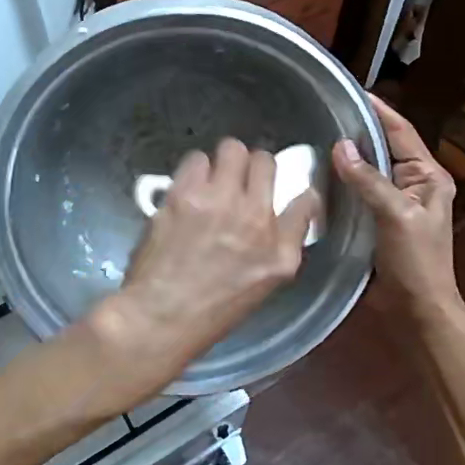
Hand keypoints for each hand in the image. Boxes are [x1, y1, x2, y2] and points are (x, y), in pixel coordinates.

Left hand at [92, 138, 320, 381]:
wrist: (161, 314)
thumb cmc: (213, 308)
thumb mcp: (268, 281)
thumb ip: (287, 238)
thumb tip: (303, 201)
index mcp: (277, 243)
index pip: (302, 196)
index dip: (283, 183)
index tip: (270, 185)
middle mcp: (251, 214)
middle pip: (261, 158)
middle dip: (251, 165)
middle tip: (237, 179)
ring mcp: (213, 200)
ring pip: (227, 150)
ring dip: (221, 163)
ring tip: (209, 183)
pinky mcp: (180, 195)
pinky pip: (194, 160)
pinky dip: (194, 169)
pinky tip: (187, 189)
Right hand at [331, 95, 462, 314]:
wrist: (416, 308)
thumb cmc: (415, 261)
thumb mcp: (395, 215)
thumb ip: (369, 180)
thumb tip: (340, 146)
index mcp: (429, 177)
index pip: (401, 132)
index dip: (378, 111)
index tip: (351, 91)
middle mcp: (412, 184)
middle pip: (382, 148)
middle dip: (356, 131)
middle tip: (321, 113)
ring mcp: (392, 204)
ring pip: (367, 171)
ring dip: (345, 158)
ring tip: (311, 140)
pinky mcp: (374, 221)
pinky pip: (356, 193)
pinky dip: (339, 182)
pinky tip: (315, 177)